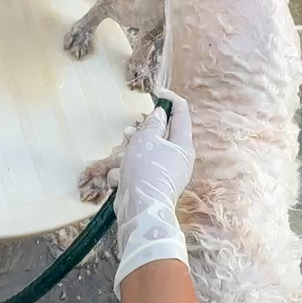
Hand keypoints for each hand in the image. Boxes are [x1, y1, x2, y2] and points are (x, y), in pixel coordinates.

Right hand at [113, 90, 193, 293]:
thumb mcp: (146, 139)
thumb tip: (159, 114)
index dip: (168, 99)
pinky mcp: (152, 184)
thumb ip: (153, 124)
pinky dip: (127, 169)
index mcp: (183, 144)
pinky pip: (139, 168)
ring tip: (122, 154)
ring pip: (146, 150)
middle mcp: (178, 158)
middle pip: (161, 133)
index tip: (153, 92)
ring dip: (131, 149)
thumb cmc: (146, 170)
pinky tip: (118, 177)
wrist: (140, 210)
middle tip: (130, 131)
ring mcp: (166, 172)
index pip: (181, 113)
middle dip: (142, 130)